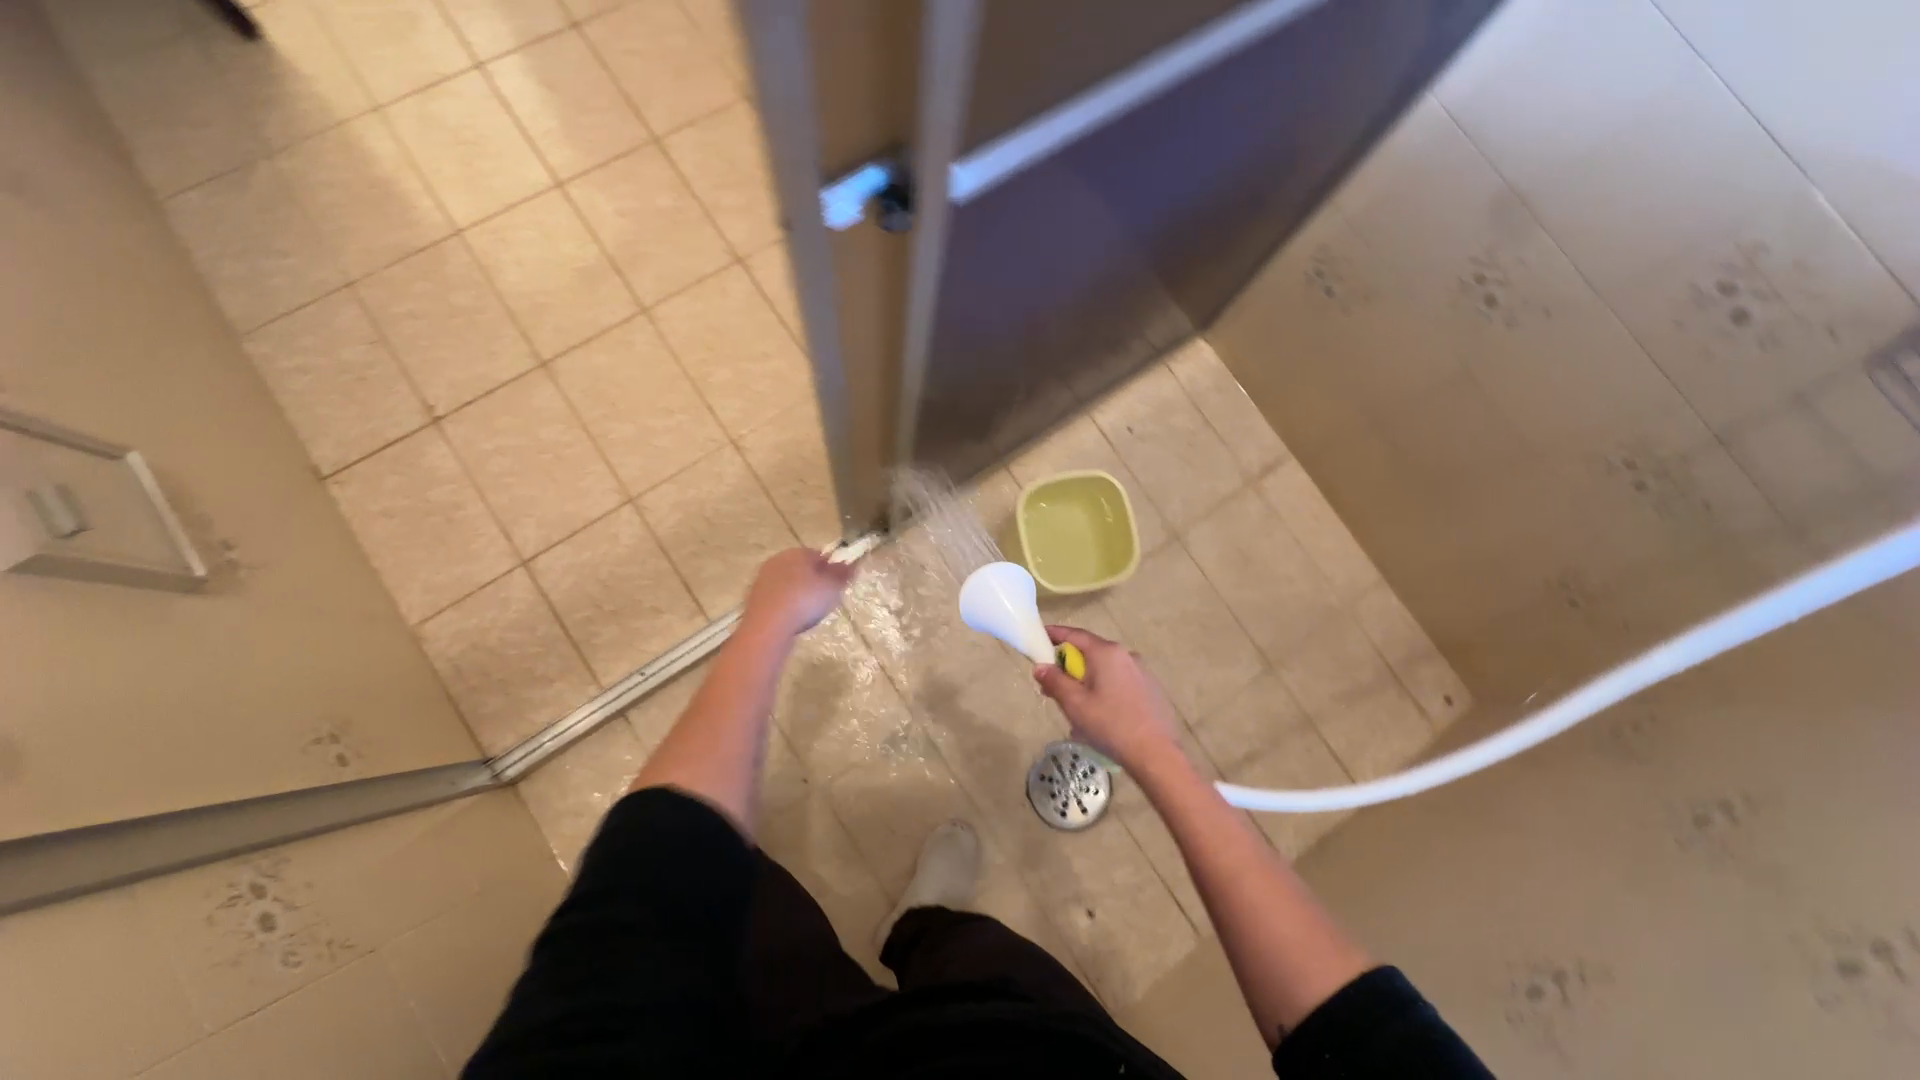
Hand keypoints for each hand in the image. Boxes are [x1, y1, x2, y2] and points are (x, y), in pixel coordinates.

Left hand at [743, 548, 856, 635]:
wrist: (768, 625)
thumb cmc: (805, 600)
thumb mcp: (833, 587)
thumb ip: (843, 574)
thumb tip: (852, 563)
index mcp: (797, 552)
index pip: (819, 554)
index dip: (831, 569)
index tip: (837, 584)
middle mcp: (778, 560)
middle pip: (801, 568)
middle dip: (813, 580)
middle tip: (825, 599)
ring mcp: (763, 579)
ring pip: (788, 583)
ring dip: (798, 593)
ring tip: (809, 612)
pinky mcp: (754, 598)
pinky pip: (777, 598)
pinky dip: (786, 605)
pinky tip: (792, 619)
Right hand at [1032, 625, 1184, 772]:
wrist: (1156, 754)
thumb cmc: (1110, 725)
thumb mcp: (1075, 704)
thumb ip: (1055, 681)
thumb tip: (1040, 666)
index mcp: (1106, 653)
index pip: (1075, 635)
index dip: (1055, 634)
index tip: (1039, 637)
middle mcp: (1126, 655)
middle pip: (1090, 652)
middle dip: (1069, 666)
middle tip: (1051, 686)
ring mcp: (1141, 671)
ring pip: (1105, 669)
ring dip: (1086, 680)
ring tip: (1076, 707)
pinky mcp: (1150, 688)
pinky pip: (1119, 680)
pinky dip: (1104, 688)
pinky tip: (1101, 714)